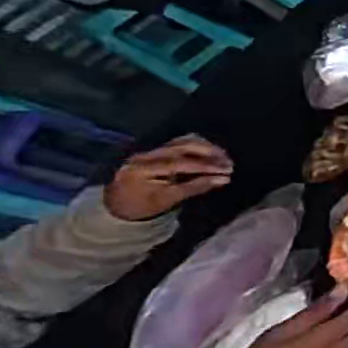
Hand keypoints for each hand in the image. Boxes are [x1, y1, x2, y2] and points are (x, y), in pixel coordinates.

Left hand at [103, 136, 233, 220]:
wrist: (118, 205)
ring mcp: (151, 150)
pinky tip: (211, 154)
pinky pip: (181, 142)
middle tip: (229, 162)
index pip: (181, 163)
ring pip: (184, 141)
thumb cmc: (143, 205)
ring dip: (206, 148)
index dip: (206, 166)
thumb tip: (225, 179)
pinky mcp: (157, 149)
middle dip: (210, 153)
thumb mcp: (168, 199)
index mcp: (142, 168)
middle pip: (183, 146)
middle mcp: (145, 155)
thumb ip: (196, 187)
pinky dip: (199, 146)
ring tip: (223, 157)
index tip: (227, 170)